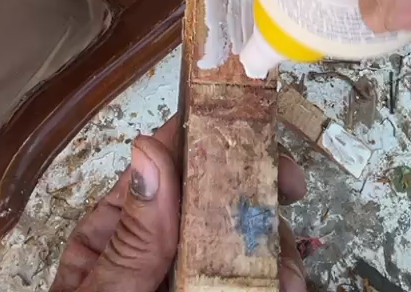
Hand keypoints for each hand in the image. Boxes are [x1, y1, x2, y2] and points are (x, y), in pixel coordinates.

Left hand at [51, 119, 309, 291]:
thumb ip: (131, 238)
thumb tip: (149, 146)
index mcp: (117, 230)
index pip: (163, 163)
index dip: (211, 137)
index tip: (257, 133)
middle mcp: (158, 250)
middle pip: (214, 200)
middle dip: (256, 195)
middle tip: (293, 193)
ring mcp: (188, 281)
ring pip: (240, 247)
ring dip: (273, 251)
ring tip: (289, 279)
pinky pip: (248, 285)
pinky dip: (271, 284)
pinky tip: (286, 289)